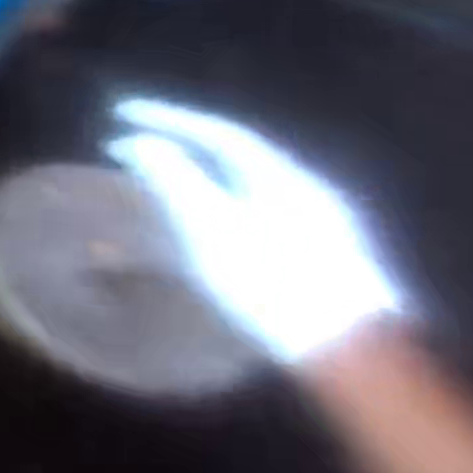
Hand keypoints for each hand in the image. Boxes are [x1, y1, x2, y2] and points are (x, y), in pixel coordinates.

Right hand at [106, 97, 400, 362]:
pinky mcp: (318, 254)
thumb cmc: (271, 285)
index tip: (120, 112)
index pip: (213, 129)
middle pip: (229, 152)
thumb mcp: (209, 226)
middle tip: (131, 145)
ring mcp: (316, 222)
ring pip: (240, 180)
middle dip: (177, 142)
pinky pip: (251, 204)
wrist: (352, 361)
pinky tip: (199, 217)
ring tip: (155, 176)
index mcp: (279, 174)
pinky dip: (214, 196)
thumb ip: (172, 177)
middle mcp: (303, 187)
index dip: (164, 115)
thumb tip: (142, 142)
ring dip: (194, 171)